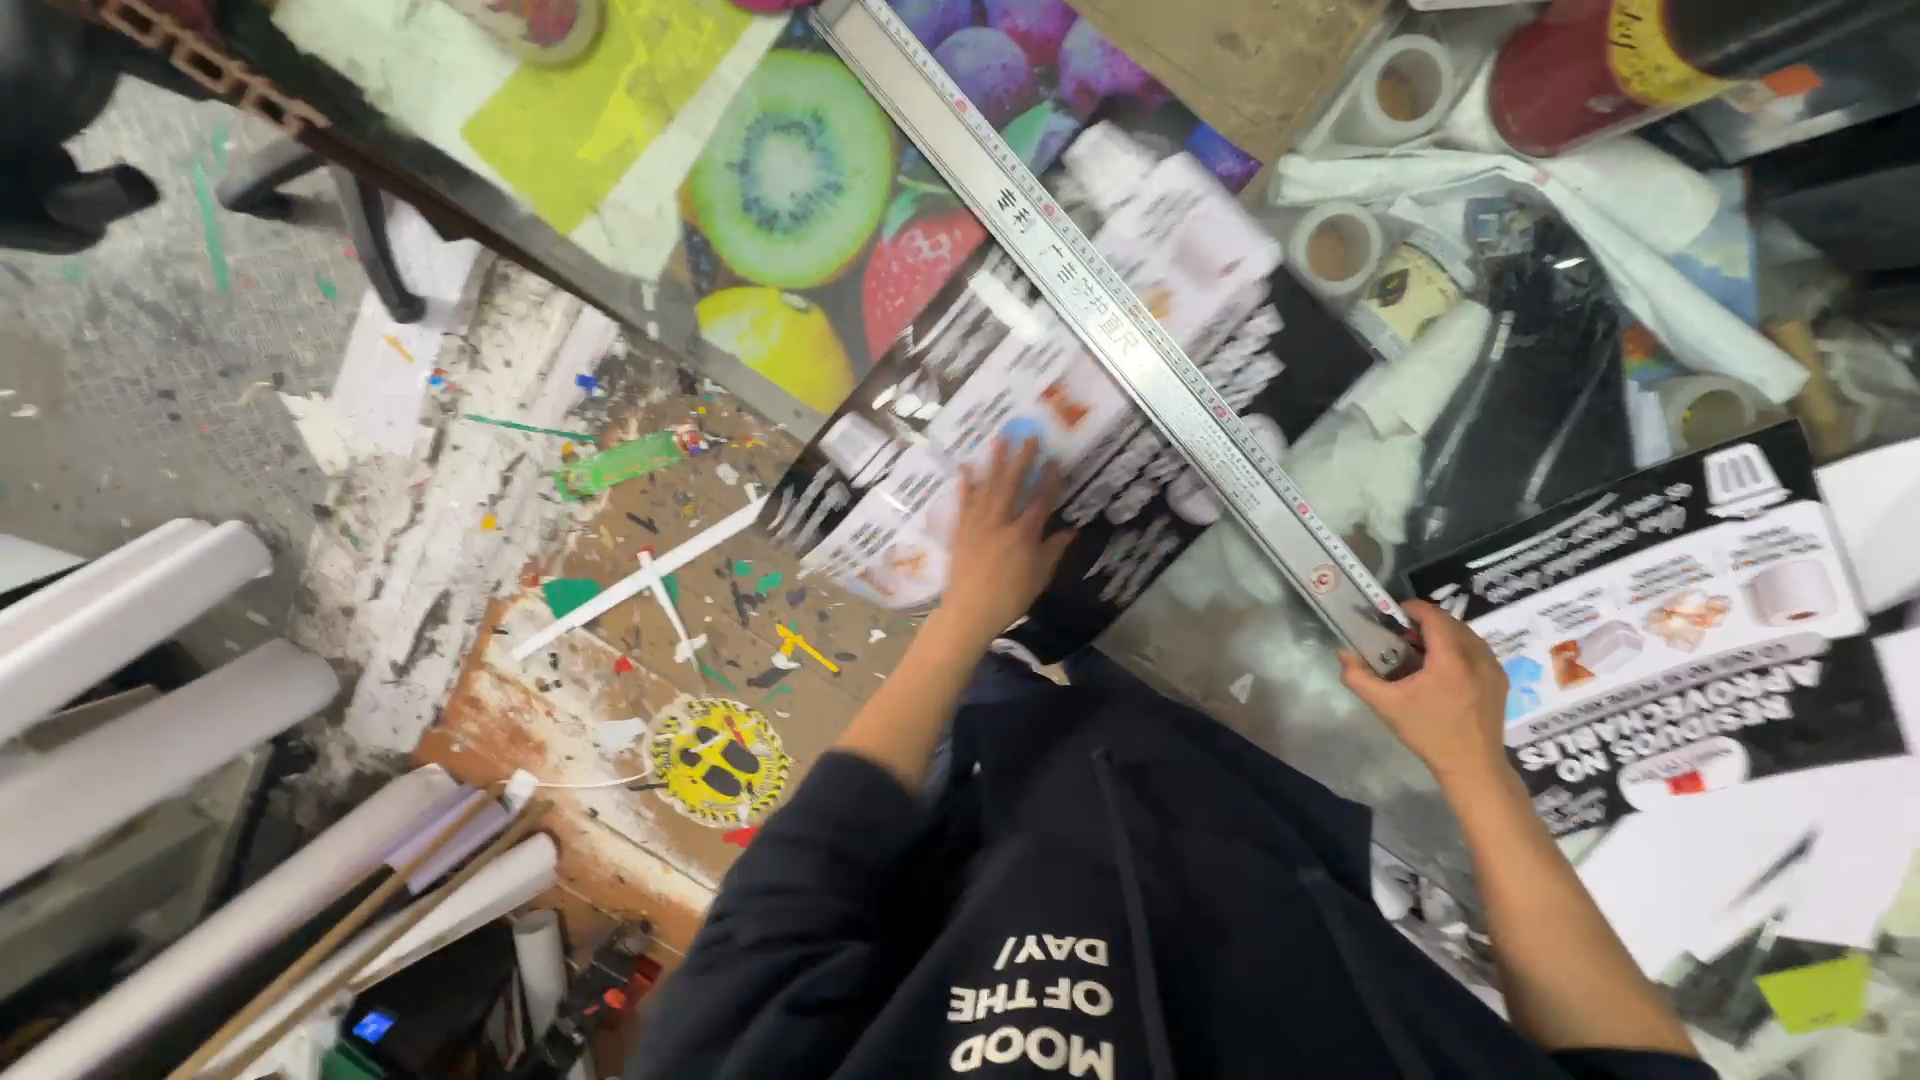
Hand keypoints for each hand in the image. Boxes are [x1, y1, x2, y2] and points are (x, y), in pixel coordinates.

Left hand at [937, 437, 1075, 641]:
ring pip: (988, 486)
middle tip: (1029, 436)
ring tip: (999, 439)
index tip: (1054, 459)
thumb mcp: (1040, 576)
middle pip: (1013, 484)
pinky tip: (965, 467)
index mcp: (1024, 534)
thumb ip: (1054, 550)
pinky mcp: (960, 530)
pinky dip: (965, 484)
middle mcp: (1001, 522)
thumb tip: (1071, 531)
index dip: (1049, 479)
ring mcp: (978, 524)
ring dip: (994, 461)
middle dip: (1022, 459)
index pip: (1041, 500)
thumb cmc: (1010, 598)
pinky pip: (963, 502)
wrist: (970, 611)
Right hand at [1339, 600, 1511, 791]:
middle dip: (1426, 620)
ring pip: (1468, 634)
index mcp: (1451, 660)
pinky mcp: (1500, 679)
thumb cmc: (1427, 732)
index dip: (1413, 608)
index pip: (1435, 617)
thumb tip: (1344, 654)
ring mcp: (1493, 668)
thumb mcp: (1385, 705)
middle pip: (1451, 622)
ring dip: (1444, 632)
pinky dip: (1459, 646)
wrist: (1472, 765)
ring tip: (1421, 647)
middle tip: (1402, 632)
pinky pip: (1478, 650)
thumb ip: (1358, 677)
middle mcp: (1477, 658)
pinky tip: (1443, 665)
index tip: (1394, 613)